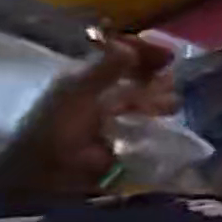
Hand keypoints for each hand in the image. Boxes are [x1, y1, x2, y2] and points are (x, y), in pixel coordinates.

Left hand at [0, 34, 175, 197]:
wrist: (52, 178)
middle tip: (166, 84)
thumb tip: (129, 44)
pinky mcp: (131, 132)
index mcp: (85, 75)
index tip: (169, 54)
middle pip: (141, 71)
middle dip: (158, 74)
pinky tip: (165, 118)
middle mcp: (102, 89)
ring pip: (152, 92)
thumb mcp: (78, 94)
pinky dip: (163, 113)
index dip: (144, 49)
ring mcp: (117, 111)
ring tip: (166, 107)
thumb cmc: (59, 130)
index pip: (121, 52)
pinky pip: (155, 114)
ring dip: (162, 96)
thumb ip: (103, 69)